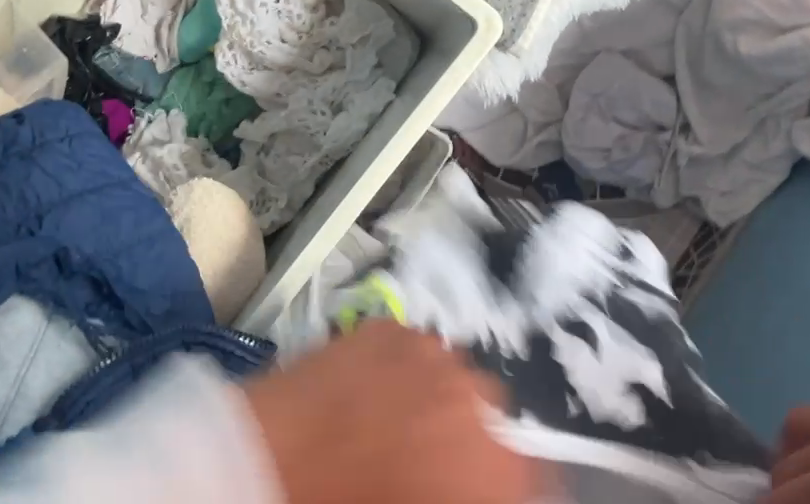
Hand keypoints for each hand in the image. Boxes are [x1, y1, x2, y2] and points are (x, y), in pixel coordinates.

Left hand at [243, 320, 538, 503]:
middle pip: (493, 417)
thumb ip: (462, 487)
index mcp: (494, 457)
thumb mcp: (426, 503)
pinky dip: (400, 368)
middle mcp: (474, 394)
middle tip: (431, 464)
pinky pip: (411, 349)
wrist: (274, 451)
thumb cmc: (347, 499)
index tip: (492, 485)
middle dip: (471, 438)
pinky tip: (370, 391)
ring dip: (436, 398)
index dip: (515, 482)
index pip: (535, 476)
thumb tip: (464, 479)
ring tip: (396, 425)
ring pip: (452, 376)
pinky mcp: (389, 324)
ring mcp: (430, 350)